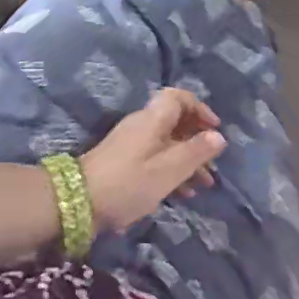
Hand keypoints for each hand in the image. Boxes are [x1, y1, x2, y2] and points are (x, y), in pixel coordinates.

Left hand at [80, 88, 225, 230]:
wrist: (80, 201)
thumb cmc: (129, 183)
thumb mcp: (168, 170)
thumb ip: (195, 152)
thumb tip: (218, 135)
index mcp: (151, 119)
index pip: (176, 97)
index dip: (199, 108)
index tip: (215, 129)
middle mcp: (141, 126)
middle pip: (174, 121)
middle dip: (197, 140)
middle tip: (213, 164)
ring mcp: (131, 144)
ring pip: (167, 143)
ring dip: (187, 160)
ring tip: (205, 184)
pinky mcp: (125, 162)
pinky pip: (155, 158)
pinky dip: (172, 171)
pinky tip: (184, 193)